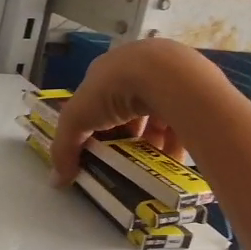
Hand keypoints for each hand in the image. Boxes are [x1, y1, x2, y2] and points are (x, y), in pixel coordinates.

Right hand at [48, 37, 220, 184]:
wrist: (167, 76)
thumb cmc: (114, 89)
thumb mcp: (76, 116)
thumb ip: (64, 147)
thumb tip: (56, 180)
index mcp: (109, 69)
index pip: (98, 100)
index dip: (95, 126)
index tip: (96, 151)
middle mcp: (139, 69)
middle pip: (128, 110)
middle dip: (125, 138)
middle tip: (122, 163)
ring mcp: (169, 78)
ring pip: (156, 117)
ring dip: (150, 143)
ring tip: (148, 168)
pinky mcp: (194, 93)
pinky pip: (182, 122)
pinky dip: (174, 143)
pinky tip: (170, 163)